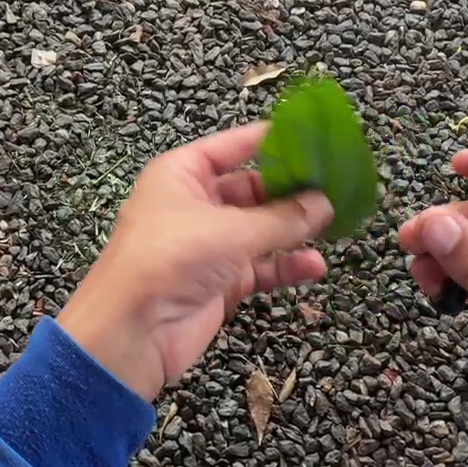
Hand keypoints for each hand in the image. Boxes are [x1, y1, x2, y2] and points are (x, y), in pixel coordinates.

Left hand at [58, 123, 333, 400]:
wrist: (132, 330)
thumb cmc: (170, 258)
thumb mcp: (231, 230)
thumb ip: (282, 217)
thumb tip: (325, 202)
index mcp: (181, 173)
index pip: (231, 146)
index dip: (269, 140)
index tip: (312, 135)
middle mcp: (194, 203)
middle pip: (250, 188)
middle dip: (290, 188)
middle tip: (336, 184)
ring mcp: (207, 243)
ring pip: (259, 228)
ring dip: (292, 228)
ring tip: (335, 221)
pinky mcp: (218, 280)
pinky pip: (259, 266)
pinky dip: (285, 265)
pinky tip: (315, 265)